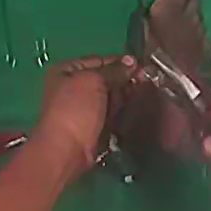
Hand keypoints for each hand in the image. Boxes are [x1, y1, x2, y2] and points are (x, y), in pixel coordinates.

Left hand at [32, 55, 131, 180]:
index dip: (119, 62)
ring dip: (125, 95)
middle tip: (145, 80)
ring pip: (109, 97)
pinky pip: (111, 113)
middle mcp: (72, 88)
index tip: (139, 66)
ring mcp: (83, 109)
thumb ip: (114, 70)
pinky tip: (135, 108)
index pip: (98, 61)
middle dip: (124, 79)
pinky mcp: (93, 126)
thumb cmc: (76, 109)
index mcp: (66, 71)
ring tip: (142, 93)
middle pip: (104, 79)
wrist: (67, 149)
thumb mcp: (94, 81)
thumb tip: (132, 62)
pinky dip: (121, 111)